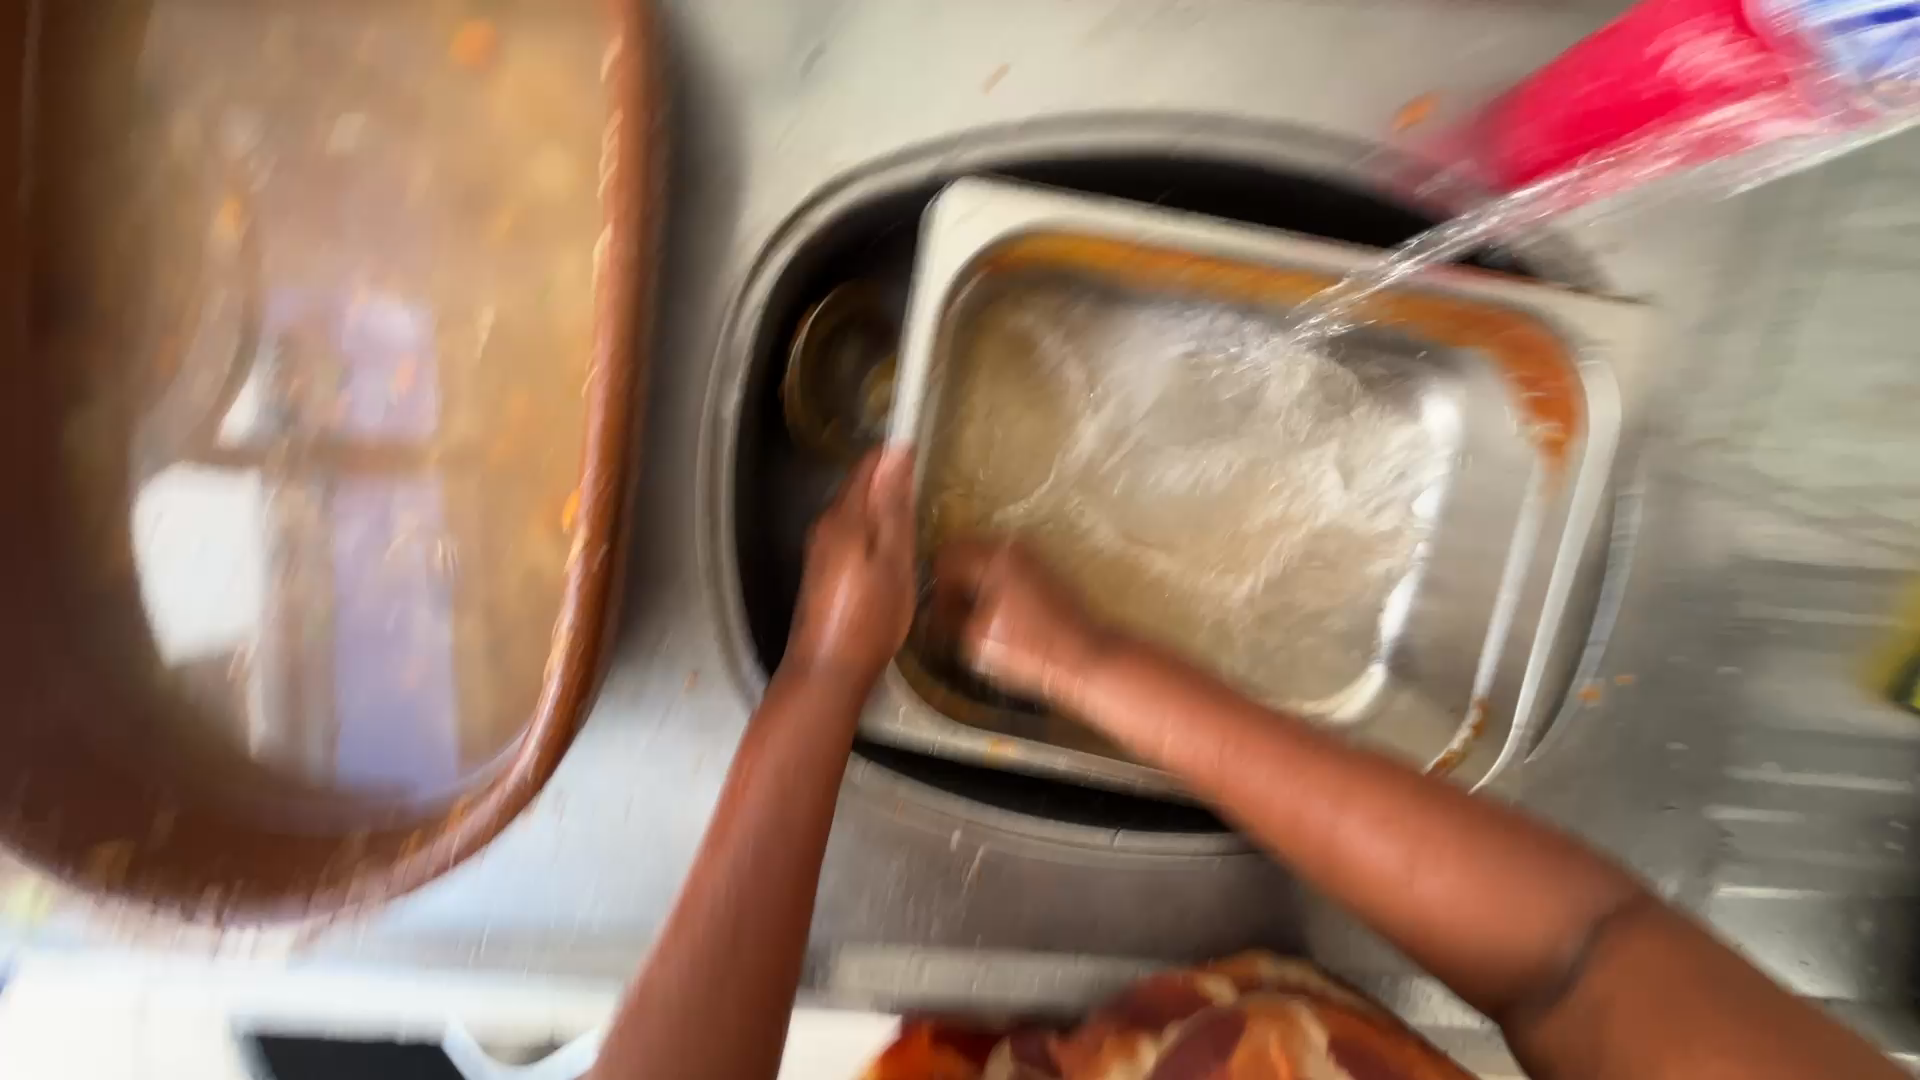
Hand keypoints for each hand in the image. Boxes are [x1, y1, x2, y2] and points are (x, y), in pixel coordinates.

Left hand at [785, 447, 916, 683]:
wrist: (829, 669)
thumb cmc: (870, 617)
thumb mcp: (894, 560)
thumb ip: (894, 507)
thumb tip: (897, 454)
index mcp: (844, 517)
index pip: (867, 466)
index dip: (894, 457)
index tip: (923, 459)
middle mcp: (825, 525)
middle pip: (858, 487)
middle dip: (889, 482)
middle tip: (926, 492)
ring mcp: (819, 548)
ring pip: (854, 511)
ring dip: (881, 508)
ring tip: (914, 519)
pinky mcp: (821, 569)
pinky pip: (849, 533)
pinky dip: (871, 531)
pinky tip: (891, 551)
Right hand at [931, 539, 1112, 709]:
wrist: (1086, 658)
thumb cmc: (1029, 649)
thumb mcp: (975, 639)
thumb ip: (947, 618)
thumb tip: (936, 614)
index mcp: (992, 556)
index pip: (943, 558)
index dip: (935, 590)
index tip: (939, 619)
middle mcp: (1012, 546)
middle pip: (964, 555)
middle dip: (952, 585)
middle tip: (951, 619)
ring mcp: (1032, 556)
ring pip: (985, 562)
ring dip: (973, 586)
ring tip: (973, 621)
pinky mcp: (1044, 571)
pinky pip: (1005, 570)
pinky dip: (993, 588)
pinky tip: (996, 618)